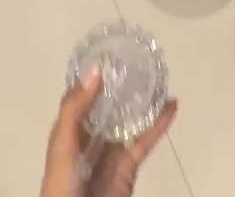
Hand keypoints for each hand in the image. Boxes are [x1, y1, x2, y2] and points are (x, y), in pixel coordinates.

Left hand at [41, 68, 177, 196]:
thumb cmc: (63, 186)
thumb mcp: (62, 145)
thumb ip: (75, 108)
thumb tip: (95, 69)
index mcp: (69, 129)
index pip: (81, 95)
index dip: (94, 74)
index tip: (111, 51)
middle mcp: (90, 137)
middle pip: (108, 105)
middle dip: (121, 85)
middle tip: (140, 60)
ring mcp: (110, 152)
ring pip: (128, 120)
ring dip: (142, 101)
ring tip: (158, 77)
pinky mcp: (128, 167)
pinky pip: (144, 141)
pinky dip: (158, 124)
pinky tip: (171, 106)